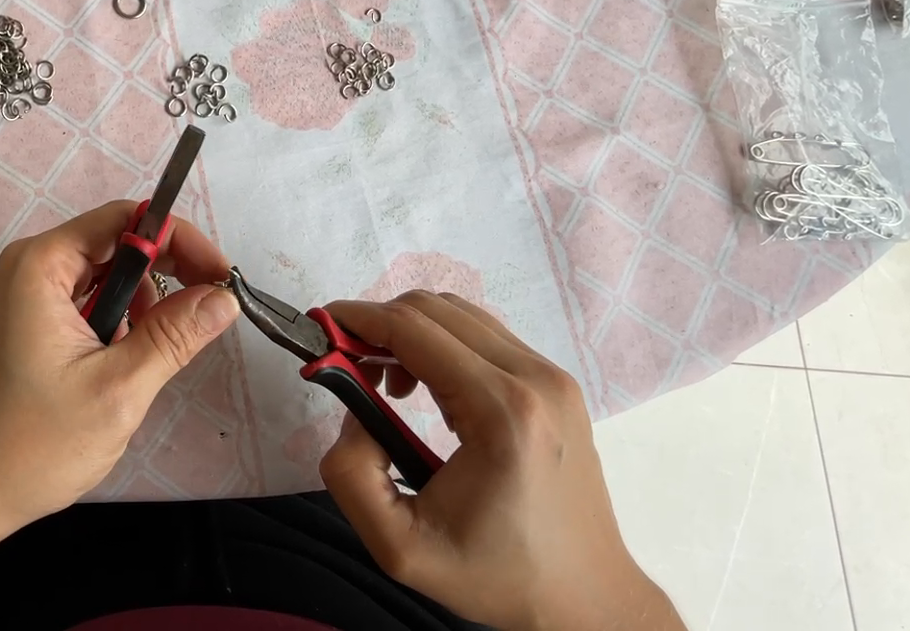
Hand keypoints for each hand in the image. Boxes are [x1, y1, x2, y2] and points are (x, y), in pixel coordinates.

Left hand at [0, 200, 240, 546]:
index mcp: (42, 264)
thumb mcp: (118, 388)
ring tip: (149, 353)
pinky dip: (113, 321)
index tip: (221, 278)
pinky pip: (81, 301)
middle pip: (114, 242)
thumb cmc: (34, 444)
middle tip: (206, 312)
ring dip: (138, 303)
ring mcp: (22, 294)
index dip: (180, 239)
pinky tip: (118, 362)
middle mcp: (28, 266)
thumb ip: (174, 335)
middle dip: (164, 273)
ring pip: (101, 275)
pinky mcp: (24, 322)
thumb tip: (224, 297)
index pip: (126, 219)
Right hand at [319, 292, 683, 630]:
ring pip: (457, 313)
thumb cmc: (497, 577)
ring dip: (409, 331)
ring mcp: (552, 376)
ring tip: (391, 383)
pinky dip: (440, 342)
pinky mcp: (556, 382)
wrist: (589, 602)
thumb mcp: (398, 547)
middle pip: (431, 308)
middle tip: (349, 366)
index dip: (356, 318)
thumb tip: (353, 411)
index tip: (320, 329)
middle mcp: (533, 378)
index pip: (411, 327)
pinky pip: (482, 333)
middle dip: (377, 324)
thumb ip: (349, 472)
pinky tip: (430, 387)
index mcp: (501, 412)